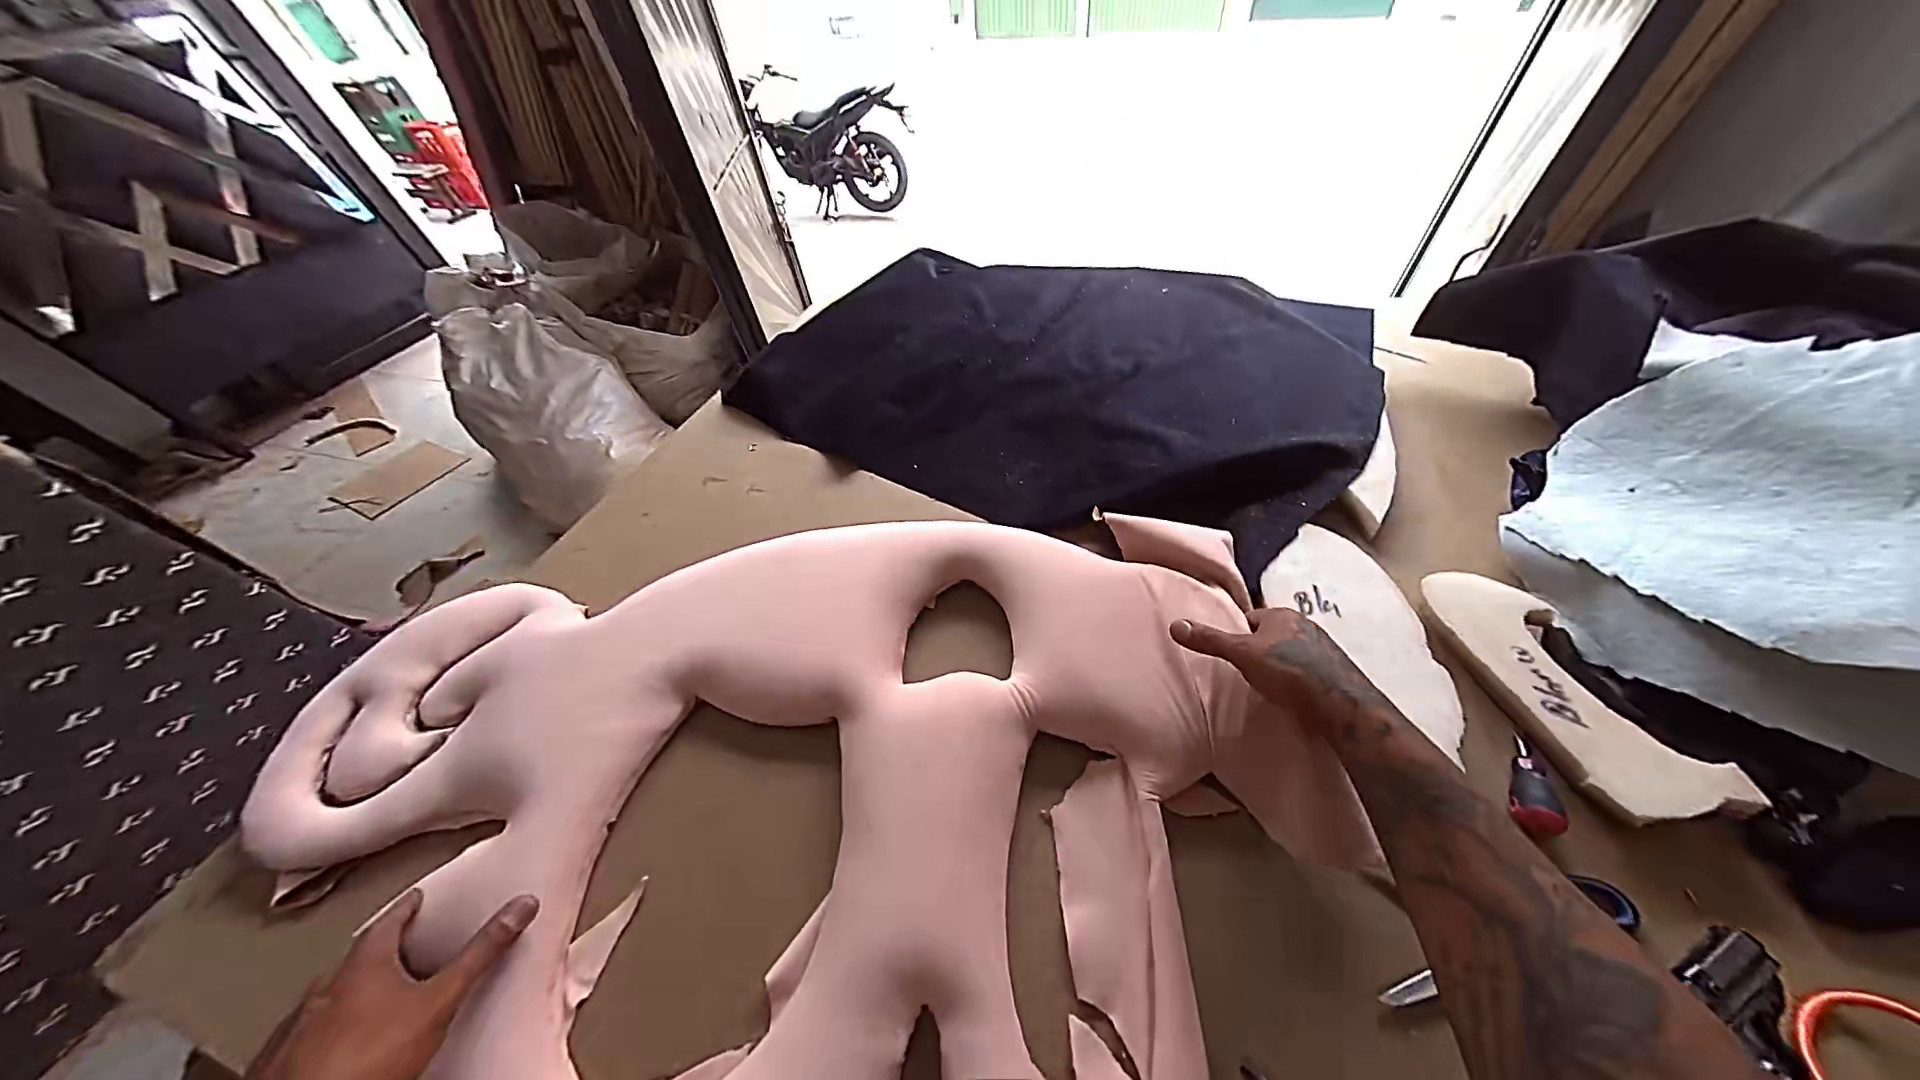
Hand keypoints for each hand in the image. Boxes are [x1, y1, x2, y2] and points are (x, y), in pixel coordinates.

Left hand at [245, 890, 537, 1079]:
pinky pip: (310, 1032)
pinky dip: (331, 1027)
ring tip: (379, 997)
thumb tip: (518, 909)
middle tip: (406, 946)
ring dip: (354, 991)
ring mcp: (296, 1028)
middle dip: (384, 950)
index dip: (408, 907)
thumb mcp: (442, 999)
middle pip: (359, 957)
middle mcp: (324, 990)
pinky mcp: (281, 1063)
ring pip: (330, 996)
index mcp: (363, 965)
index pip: (389, 920)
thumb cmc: (366, 1060)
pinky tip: (343, 1041)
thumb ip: (482, 952)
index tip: (416, 900)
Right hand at [1171, 608, 1387, 729]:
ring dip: (1280, 666)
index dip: (1237, 635)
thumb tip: (1175, 625)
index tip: (1230, 654)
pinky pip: (1307, 671)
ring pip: (1290, 653)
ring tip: (1268, 686)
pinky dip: (1297, 680)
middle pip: (1270, 636)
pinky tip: (1291, 695)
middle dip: (1259, 650)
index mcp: (1282, 615)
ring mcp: (1324, 649)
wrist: (1338, 704)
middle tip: (1245, 671)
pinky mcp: (1335, 672)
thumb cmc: (1287, 671)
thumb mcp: (1240, 654)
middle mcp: (1305, 626)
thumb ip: (1210, 640)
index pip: (1250, 620)